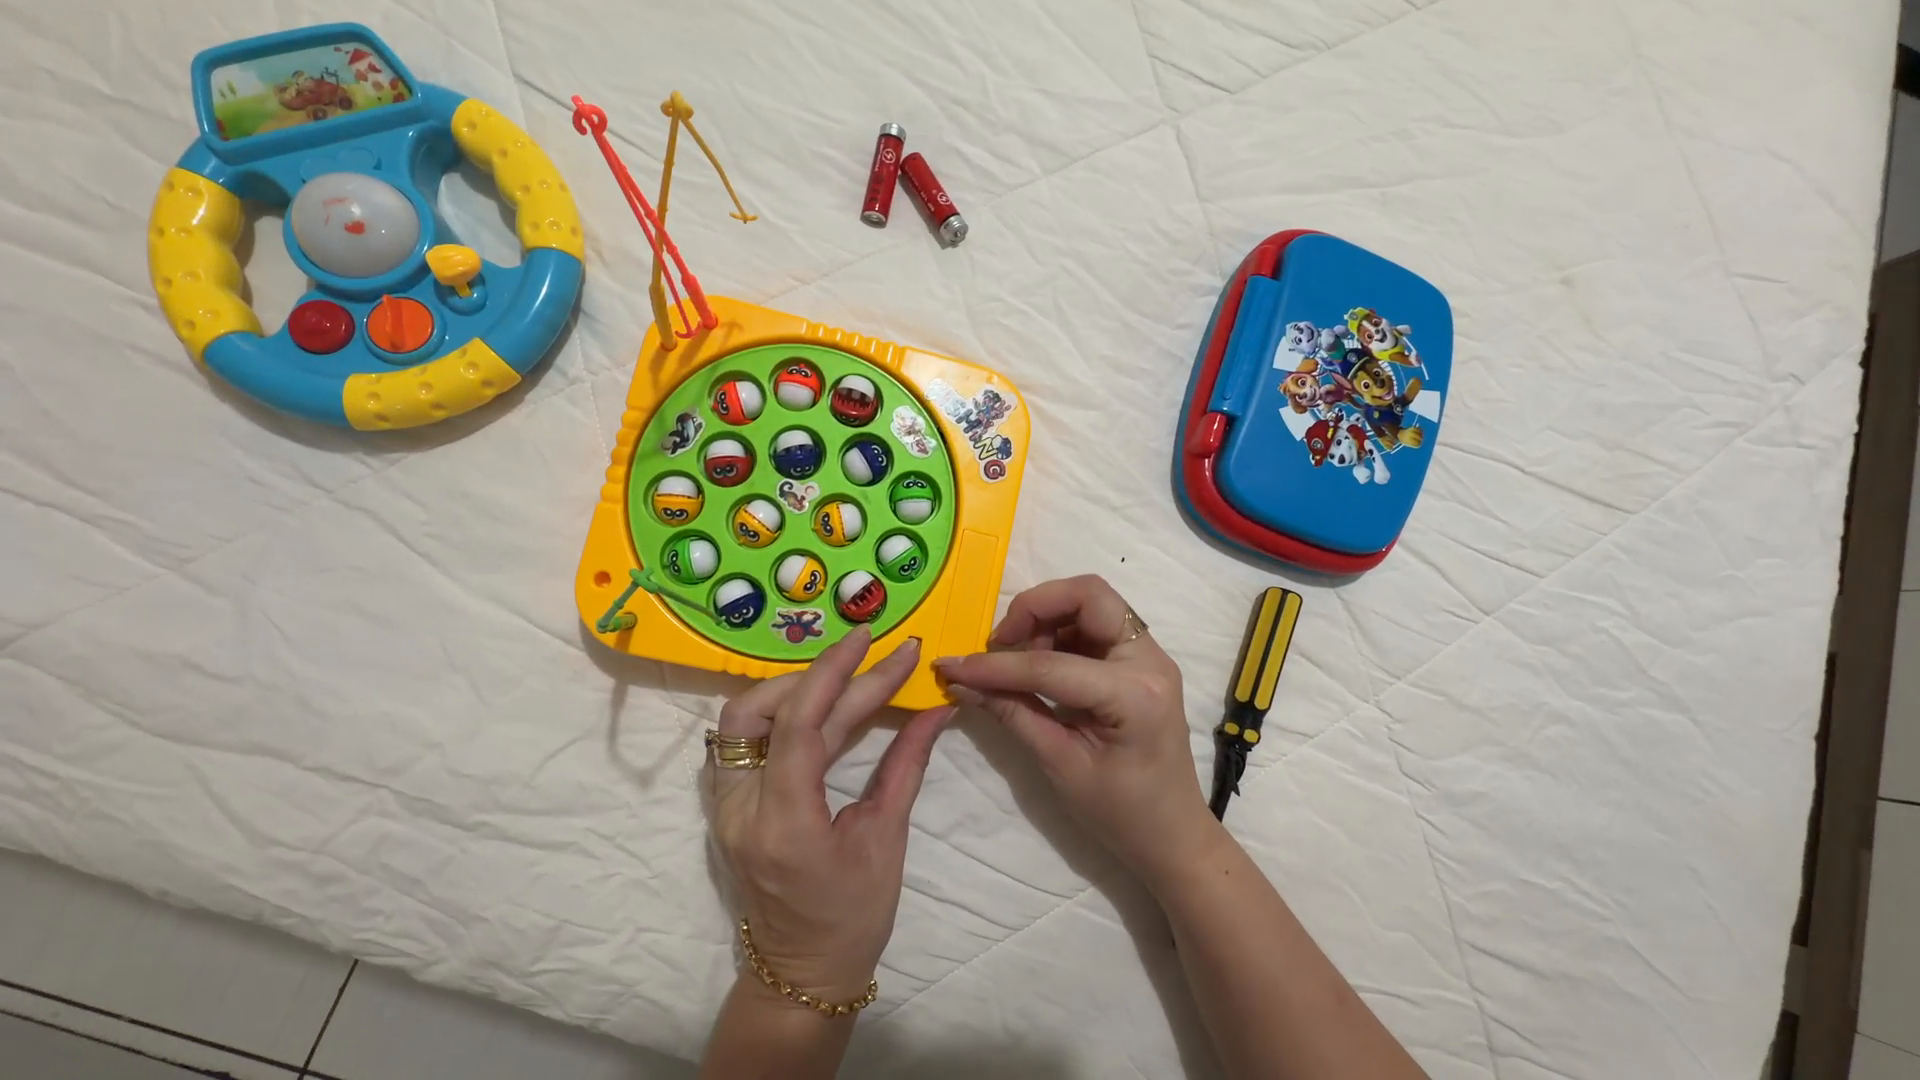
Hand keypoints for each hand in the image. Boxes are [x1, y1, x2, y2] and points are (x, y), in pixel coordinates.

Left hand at [709, 628, 953, 1003]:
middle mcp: (740, 807)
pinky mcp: (726, 804)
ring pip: (742, 719)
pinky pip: (742, 739)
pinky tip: (815, 702)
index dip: (836, 671)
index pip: (799, 723)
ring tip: (844, 675)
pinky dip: (778, 710)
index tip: (874, 638)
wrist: (801, 971)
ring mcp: (724, 806)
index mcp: (784, 822)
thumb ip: (906, 765)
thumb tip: (937, 709)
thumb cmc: (853, 916)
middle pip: (765, 711)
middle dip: (823, 675)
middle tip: (873, 658)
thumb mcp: (886, 838)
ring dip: (793, 687)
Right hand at [933, 576, 1218, 886]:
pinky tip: (1040, 660)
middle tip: (1002, 643)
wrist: (1171, 834)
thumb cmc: (1121, 813)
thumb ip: (1013, 714)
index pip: (1051, 663)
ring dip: (1048, 616)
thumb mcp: (1061, 765)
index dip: (996, 665)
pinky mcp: (1141, 659)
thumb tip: (962, 681)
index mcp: (1134, 694)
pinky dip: (1061, 630)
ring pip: (1092, 601)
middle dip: (1035, 607)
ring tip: (1018, 657)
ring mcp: (1150, 655)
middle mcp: (1149, 660)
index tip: (953, 665)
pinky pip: (1097, 622)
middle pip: (1088, 594)